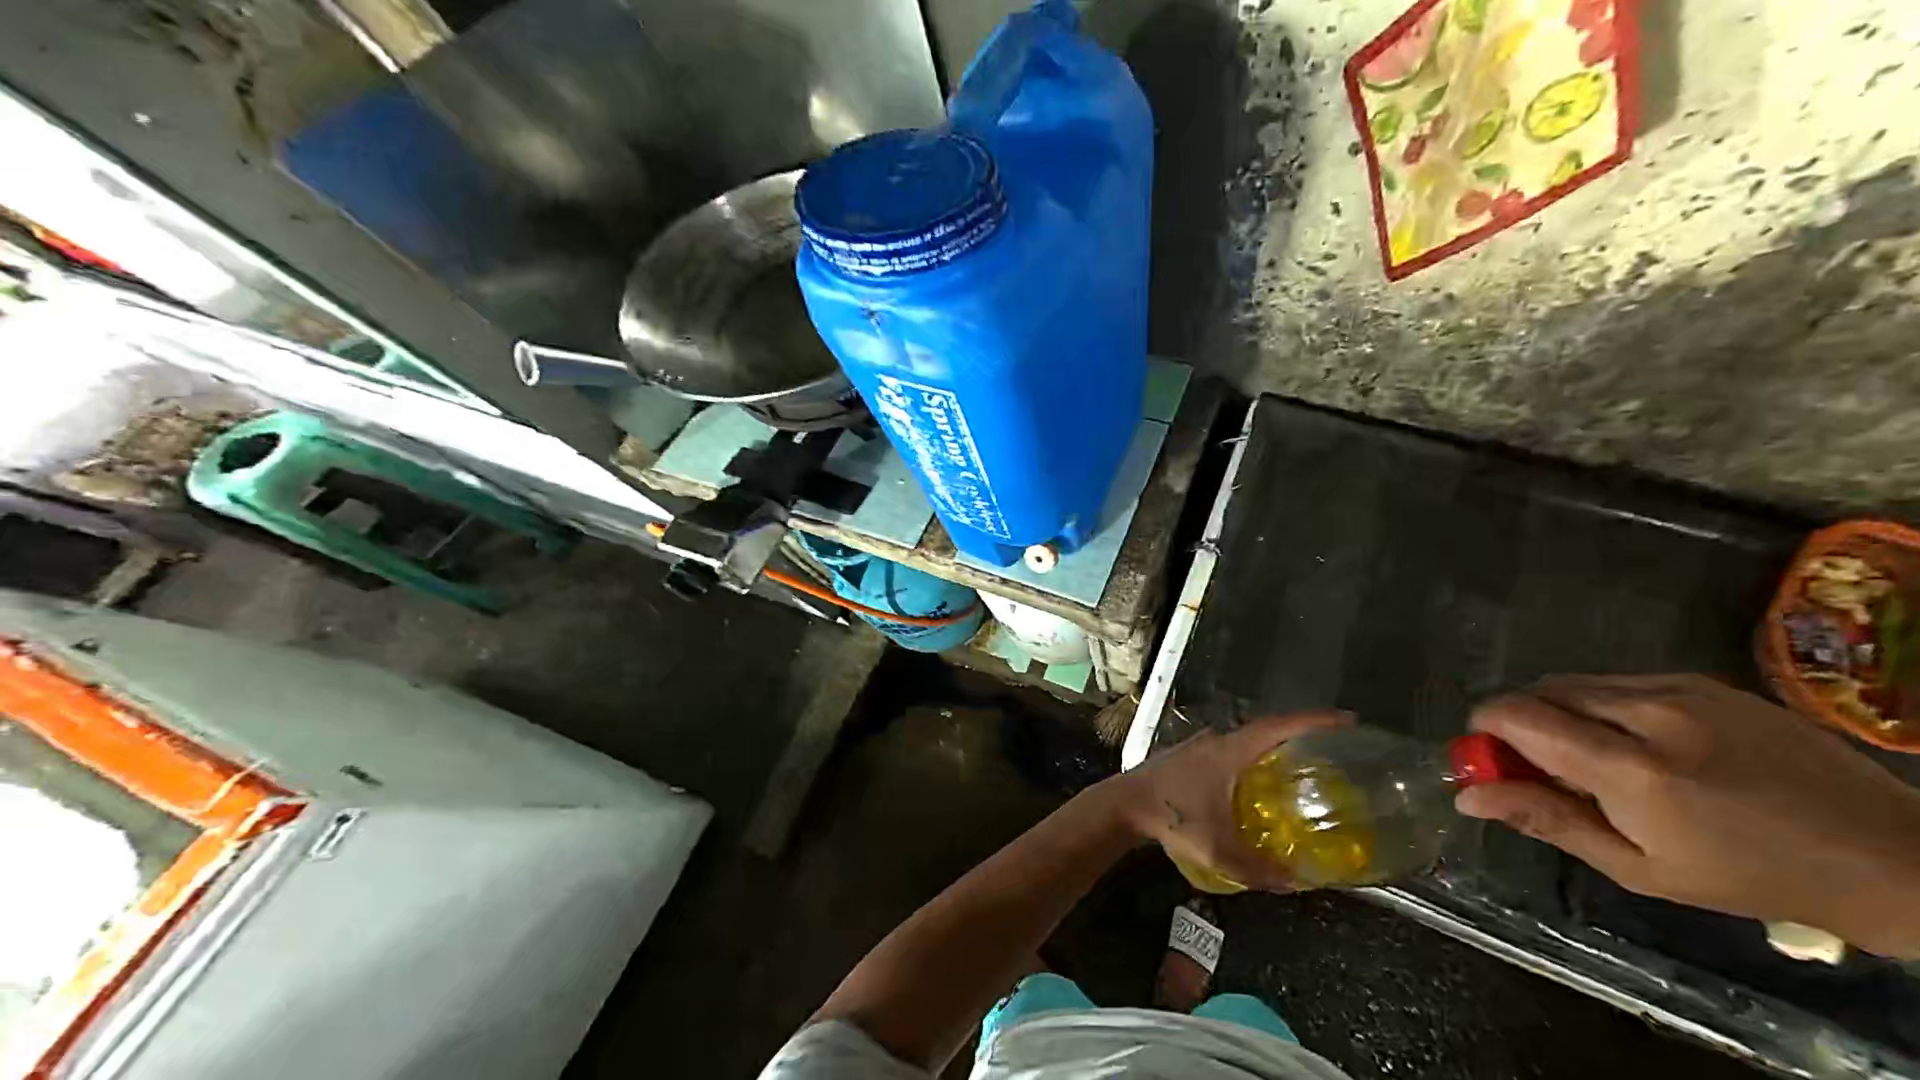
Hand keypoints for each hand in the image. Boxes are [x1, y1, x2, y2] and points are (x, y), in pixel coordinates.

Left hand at [1107, 711, 1349, 891]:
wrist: (1124, 804)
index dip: (1315, 721)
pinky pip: (1230, 748)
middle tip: (1332, 746)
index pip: (1279, 727)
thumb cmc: (1172, 817)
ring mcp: (1200, 744)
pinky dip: (1250, 755)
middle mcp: (1218, 739)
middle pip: (1266, 728)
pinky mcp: (1188, 754)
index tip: (1347, 720)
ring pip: (1245, 738)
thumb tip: (1299, 884)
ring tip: (1301, 761)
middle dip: (1300, 732)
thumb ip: (1260, 870)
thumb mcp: (1219, 851)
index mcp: (1231, 750)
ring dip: (1272, 744)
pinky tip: (1256, 777)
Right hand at [1459, 674, 1919, 956]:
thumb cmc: (1751, 876)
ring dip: (1561, 713)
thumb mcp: (1639, 867)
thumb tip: (1467, 795)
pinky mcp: (1703, 681)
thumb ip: (1547, 820)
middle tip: (1543, 766)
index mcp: (1633, 768)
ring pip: (1575, 683)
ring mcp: (1681, 690)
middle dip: (1521, 723)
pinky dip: (1602, 706)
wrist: (1888, 854)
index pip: (1515, 714)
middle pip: (1538, 691)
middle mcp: (1649, 713)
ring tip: (1598, 757)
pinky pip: (1618, 681)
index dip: (1485, 730)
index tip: (1490, 759)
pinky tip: (1639, 742)